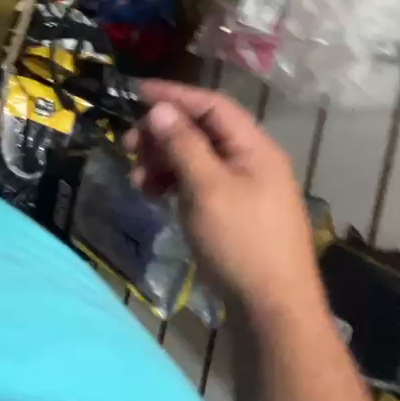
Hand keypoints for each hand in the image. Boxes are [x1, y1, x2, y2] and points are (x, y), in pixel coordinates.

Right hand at [124, 80, 322, 324]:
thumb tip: (160, 110)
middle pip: (199, 129)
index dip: (173, 95)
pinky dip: (169, 180)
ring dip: (160, 159)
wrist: (271, 308)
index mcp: (254, 150)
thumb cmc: (242, 242)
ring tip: (138, 179)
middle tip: (128, 146)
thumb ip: (183, 144)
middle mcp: (250, 161)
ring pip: (192, 155)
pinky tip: (152, 193)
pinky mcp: (230, 208)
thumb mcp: (206, 188)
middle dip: (160, 133)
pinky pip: (194, 179)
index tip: (133, 92)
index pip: (211, 105)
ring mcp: (241, 186)